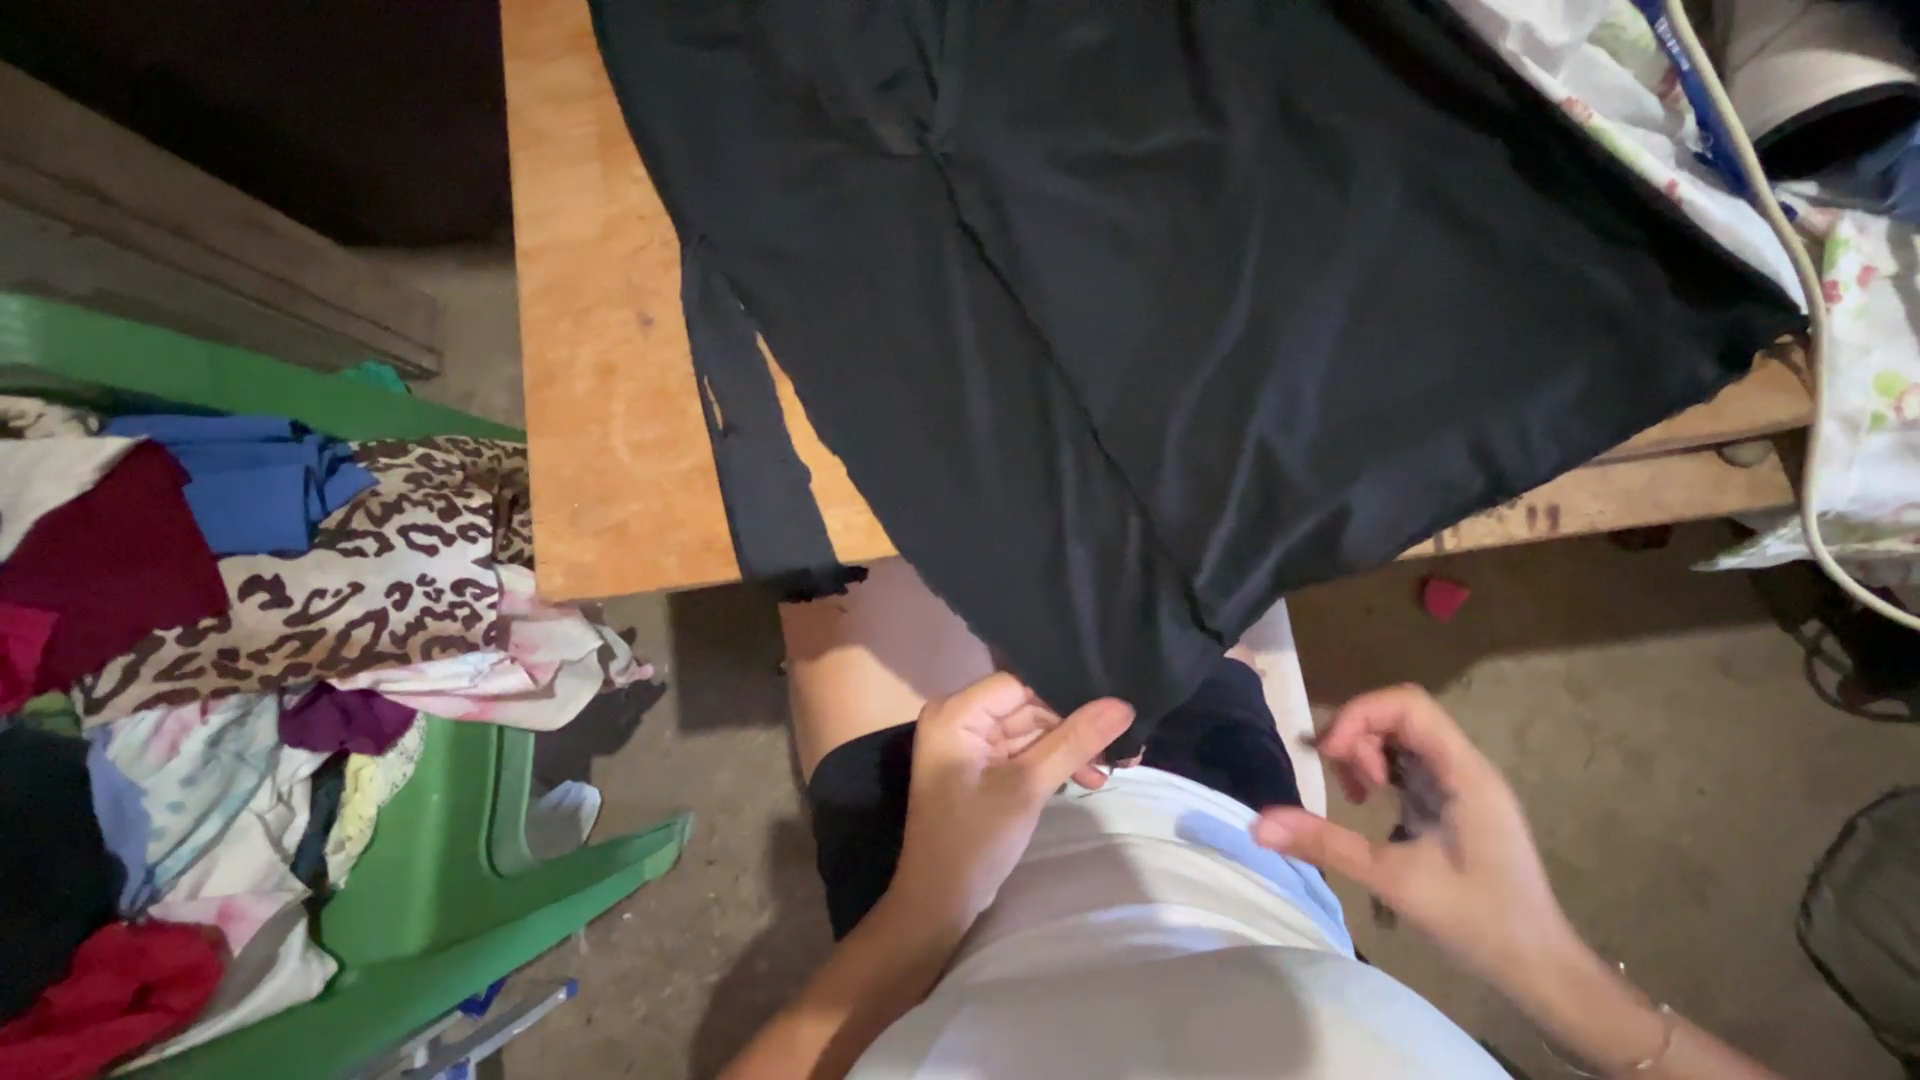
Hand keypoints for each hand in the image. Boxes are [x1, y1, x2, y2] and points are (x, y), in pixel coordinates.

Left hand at [892, 673, 1133, 923]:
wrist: (939, 902)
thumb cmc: (974, 839)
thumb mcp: (1028, 787)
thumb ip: (1075, 742)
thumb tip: (1124, 705)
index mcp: (956, 713)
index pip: (1020, 684)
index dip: (1066, 695)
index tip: (1114, 708)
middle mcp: (958, 718)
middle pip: (1027, 706)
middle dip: (1075, 726)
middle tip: (1124, 746)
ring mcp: (969, 744)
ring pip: (1031, 730)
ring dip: (1071, 748)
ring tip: (1115, 768)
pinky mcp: (981, 767)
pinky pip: (1023, 751)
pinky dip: (1054, 763)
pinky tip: (1089, 778)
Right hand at [1251, 685, 1574, 983]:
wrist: (1540, 969)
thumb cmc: (1478, 922)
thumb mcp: (1393, 881)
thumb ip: (1326, 844)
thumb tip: (1258, 824)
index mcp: (1464, 774)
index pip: (1407, 705)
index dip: (1359, 716)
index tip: (1330, 756)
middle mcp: (1465, 767)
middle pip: (1399, 715)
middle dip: (1358, 737)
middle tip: (1344, 785)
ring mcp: (1461, 783)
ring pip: (1401, 736)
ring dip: (1365, 753)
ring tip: (1355, 796)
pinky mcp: (1454, 800)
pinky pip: (1408, 762)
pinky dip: (1377, 770)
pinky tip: (1368, 802)